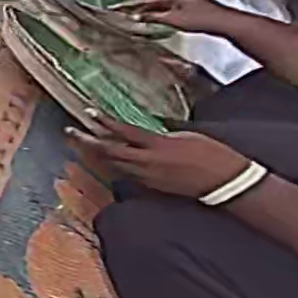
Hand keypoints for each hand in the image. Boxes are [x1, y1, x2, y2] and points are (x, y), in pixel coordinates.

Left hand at [66, 116, 253, 198]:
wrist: (228, 183)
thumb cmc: (215, 155)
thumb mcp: (188, 136)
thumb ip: (161, 133)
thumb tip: (146, 126)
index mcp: (159, 145)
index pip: (124, 131)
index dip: (104, 121)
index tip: (89, 112)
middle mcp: (147, 161)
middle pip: (107, 149)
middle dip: (86, 139)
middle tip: (70, 131)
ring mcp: (144, 174)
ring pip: (110, 162)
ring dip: (94, 151)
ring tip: (80, 140)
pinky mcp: (147, 184)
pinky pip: (121, 171)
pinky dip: (110, 162)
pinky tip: (101, 156)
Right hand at [113, 0, 251, 35]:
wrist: (226, 24)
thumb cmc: (201, 19)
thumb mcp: (172, 19)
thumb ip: (152, 17)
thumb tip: (134, 17)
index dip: (130, 3)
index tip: (115, 7)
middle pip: (153, 1)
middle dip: (136, 6)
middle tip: (120, 12)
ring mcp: (186, 2)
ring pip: (160, 6)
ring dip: (146, 11)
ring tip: (131, 17)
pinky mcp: (190, 10)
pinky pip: (166, 10)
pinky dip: (155, 14)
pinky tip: (149, 20)